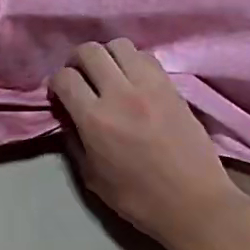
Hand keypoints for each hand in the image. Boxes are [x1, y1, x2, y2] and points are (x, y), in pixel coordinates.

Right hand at [50, 40, 246, 244]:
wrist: (194, 203)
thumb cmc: (138, 199)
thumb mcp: (92, 177)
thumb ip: (74, 141)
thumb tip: (67, 116)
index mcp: (95, 120)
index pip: (65, 78)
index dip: (56, 83)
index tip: (59, 95)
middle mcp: (120, 94)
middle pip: (90, 51)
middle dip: (76, 60)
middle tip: (79, 77)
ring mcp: (150, 87)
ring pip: (120, 45)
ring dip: (107, 55)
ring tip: (108, 74)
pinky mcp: (173, 87)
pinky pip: (147, 57)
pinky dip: (133, 61)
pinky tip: (133, 80)